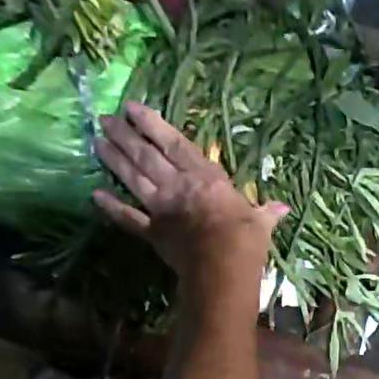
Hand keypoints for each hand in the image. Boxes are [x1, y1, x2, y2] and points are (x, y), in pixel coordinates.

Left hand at [93, 102, 287, 299]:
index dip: (152, 124)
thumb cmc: (245, 241)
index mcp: (205, 177)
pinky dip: (112, 208)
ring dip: (114, 160)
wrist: (223, 270)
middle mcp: (178, 186)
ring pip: (133, 179)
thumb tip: (284, 208)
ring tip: (97, 141)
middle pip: (146, 156)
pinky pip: (129, 219)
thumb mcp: (260, 222)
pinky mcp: (154, 234)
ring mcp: (162, 210)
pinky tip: (95, 195)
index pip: (174, 144)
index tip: (132, 108)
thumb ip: (266, 212)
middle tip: (104, 119)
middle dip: (125, 136)